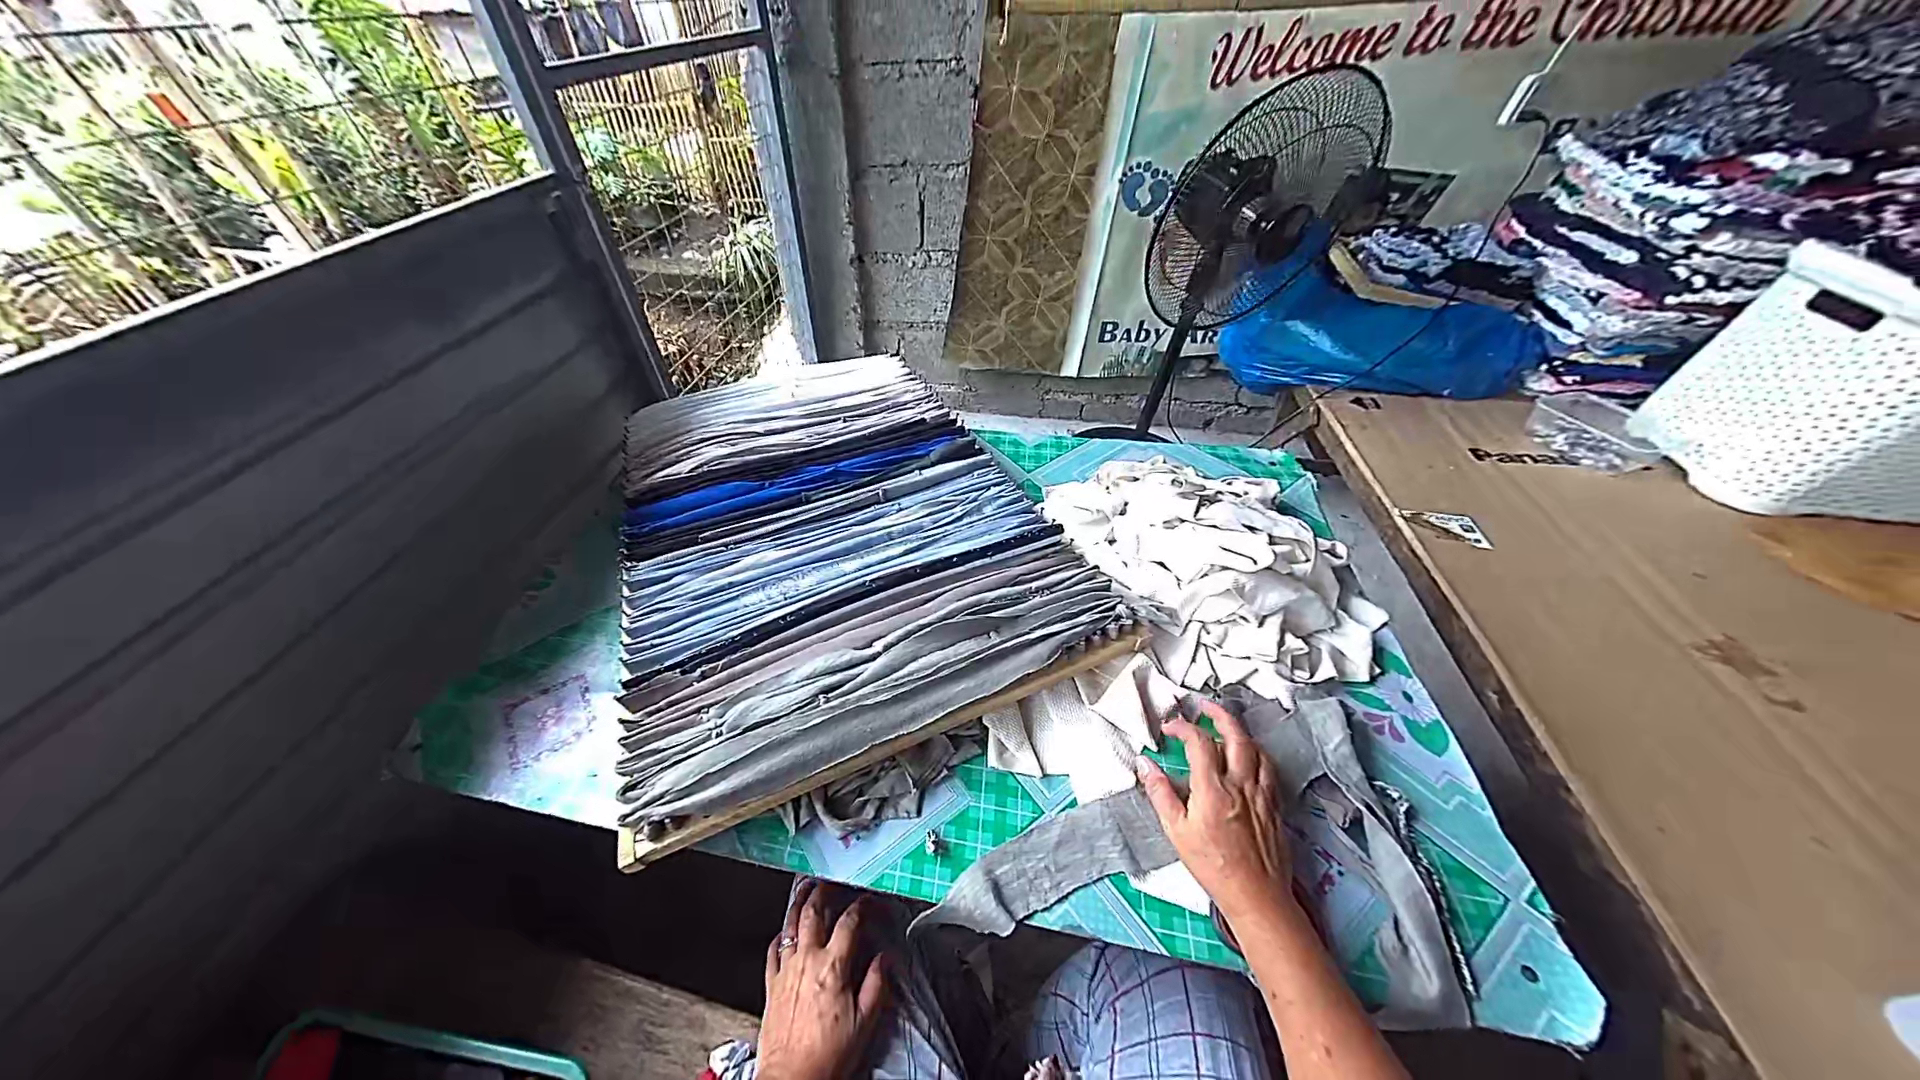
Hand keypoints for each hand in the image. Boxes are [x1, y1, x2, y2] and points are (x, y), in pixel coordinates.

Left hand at [757, 881, 888, 1079]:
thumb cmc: (828, 1057)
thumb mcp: (864, 1022)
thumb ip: (876, 984)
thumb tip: (884, 959)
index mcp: (833, 967)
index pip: (850, 922)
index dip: (863, 906)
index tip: (870, 903)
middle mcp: (807, 961)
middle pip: (814, 912)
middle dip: (824, 892)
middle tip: (832, 883)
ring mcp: (786, 971)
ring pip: (791, 925)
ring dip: (799, 903)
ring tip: (805, 889)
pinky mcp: (772, 985)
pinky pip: (773, 951)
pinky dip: (780, 936)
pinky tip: (784, 932)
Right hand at [1135, 698, 1294, 924]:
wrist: (1256, 896)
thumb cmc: (1214, 867)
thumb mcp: (1176, 830)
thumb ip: (1160, 793)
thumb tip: (1146, 765)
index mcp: (1213, 789)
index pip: (1199, 741)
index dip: (1183, 727)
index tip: (1171, 728)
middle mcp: (1241, 785)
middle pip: (1235, 734)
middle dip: (1218, 714)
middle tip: (1204, 707)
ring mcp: (1261, 793)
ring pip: (1256, 749)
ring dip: (1239, 732)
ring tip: (1225, 728)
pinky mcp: (1274, 805)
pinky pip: (1268, 768)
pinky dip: (1256, 754)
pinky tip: (1249, 758)